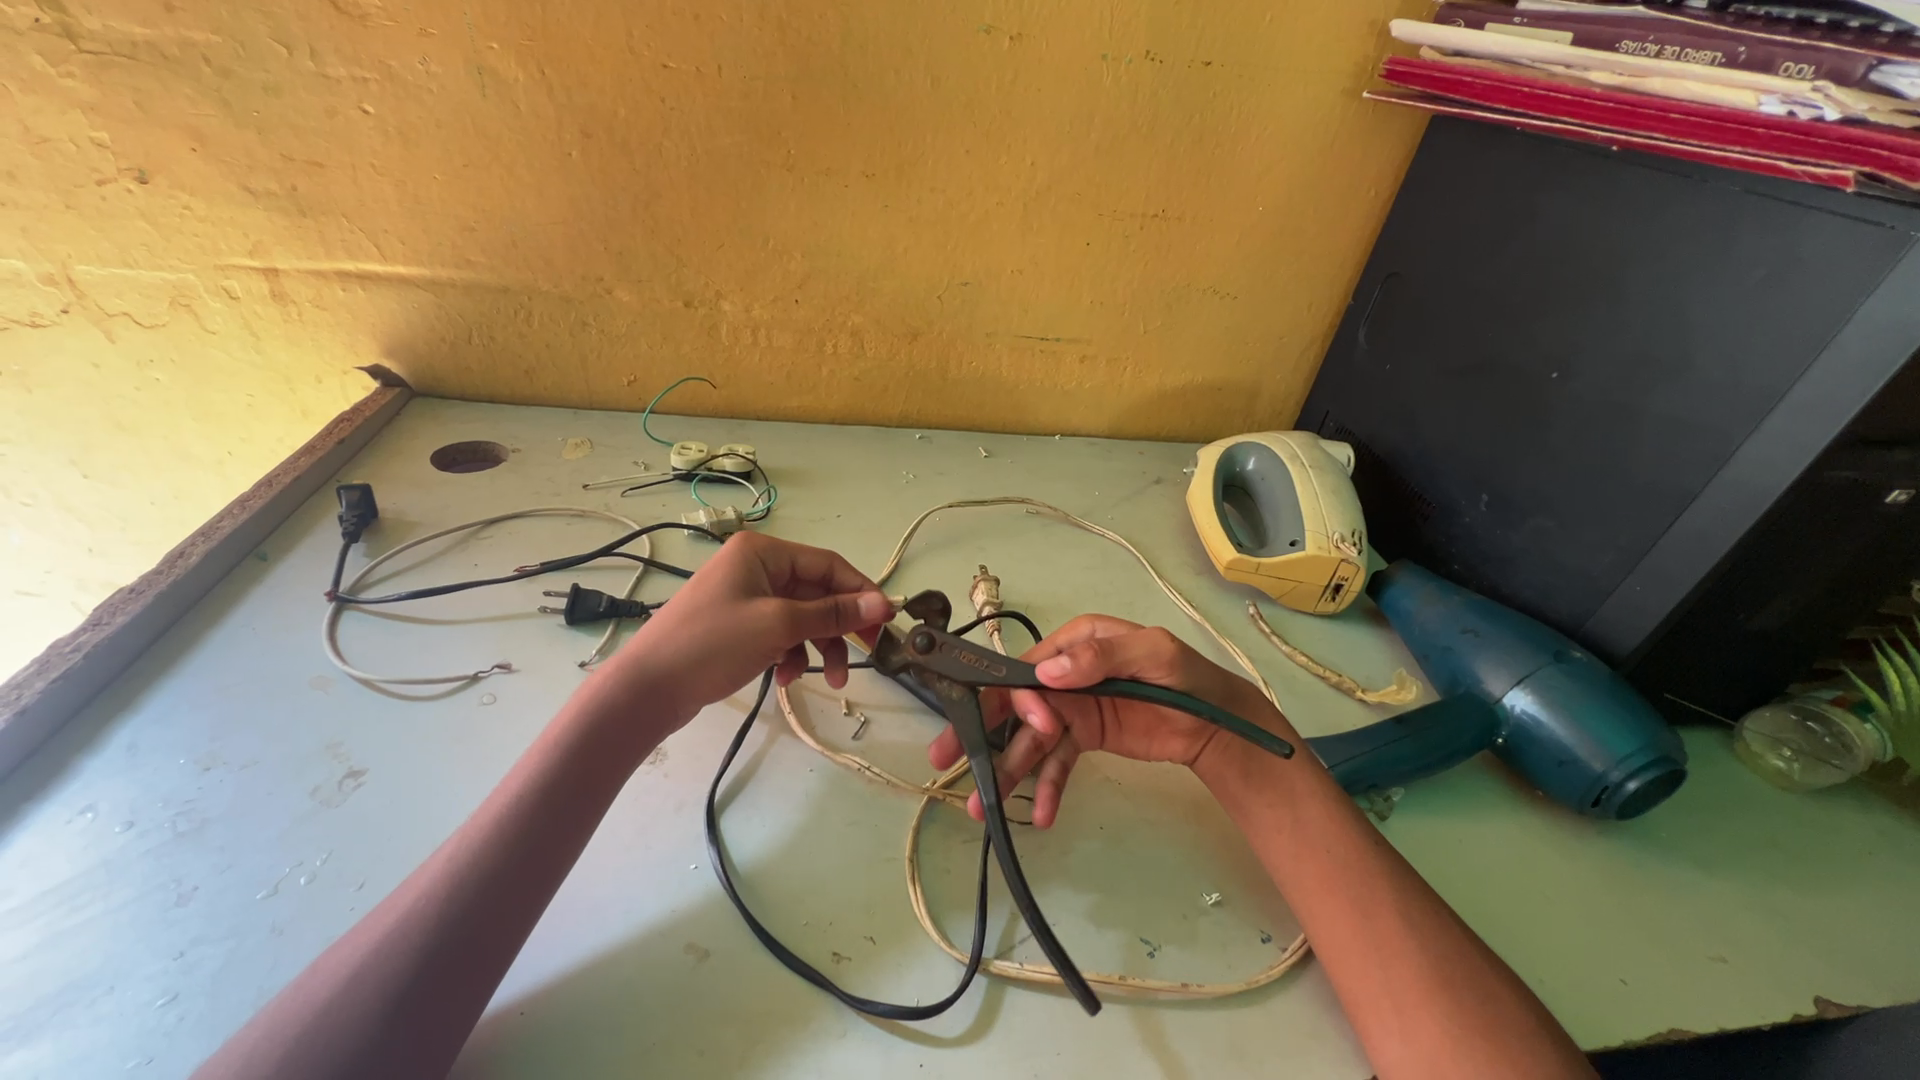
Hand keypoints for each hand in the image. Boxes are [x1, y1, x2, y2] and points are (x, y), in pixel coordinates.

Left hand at [608, 532, 893, 720]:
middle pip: (817, 593)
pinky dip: (791, 655)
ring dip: (819, 648)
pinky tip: (784, 678)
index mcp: (763, 551)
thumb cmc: (713, 644)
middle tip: (868, 654)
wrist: (648, 688)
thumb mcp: (779, 625)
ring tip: (831, 681)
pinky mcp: (738, 627)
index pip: (829, 564)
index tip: (887, 623)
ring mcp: (745, 598)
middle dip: (840, 628)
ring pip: (802, 618)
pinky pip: (781, 634)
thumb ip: (834, 613)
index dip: (861, 592)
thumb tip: (884, 604)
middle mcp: (755, 567)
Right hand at [927, 615, 1296, 827]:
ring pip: (1028, 740)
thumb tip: (1050, 672)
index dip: (1014, 698)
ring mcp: (1071, 710)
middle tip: (944, 762)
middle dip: (979, 733)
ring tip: (982, 808)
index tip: (1028, 726)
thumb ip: (1103, 658)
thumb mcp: (1153, 655)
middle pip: (1013, 704)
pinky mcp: (1083, 739)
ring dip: (1005, 772)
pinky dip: (1044, 788)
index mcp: (1075, 643)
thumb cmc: (1186, 677)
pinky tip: (1039, 815)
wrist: (1217, 723)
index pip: (1029, 668)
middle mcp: (1064, 675)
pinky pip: (1055, 764)